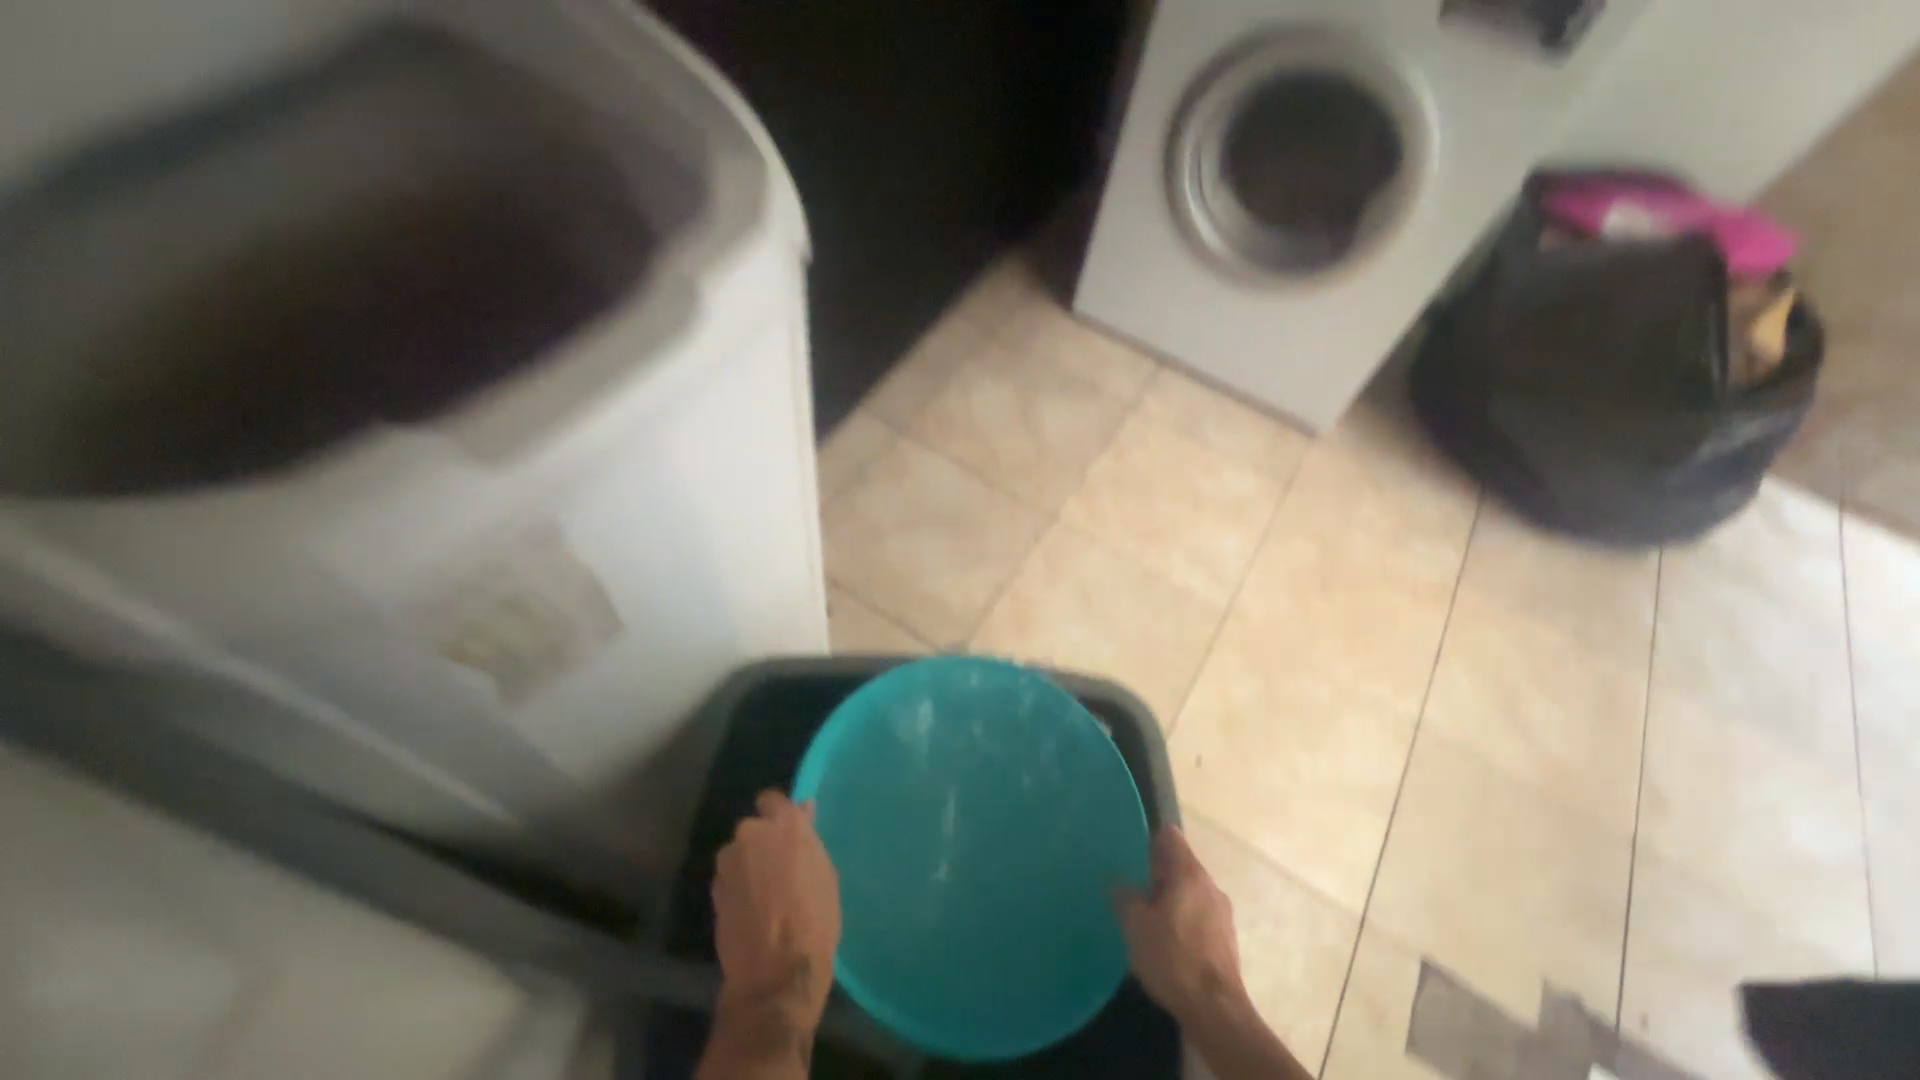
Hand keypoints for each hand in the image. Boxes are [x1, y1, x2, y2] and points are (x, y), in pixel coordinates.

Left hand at [711, 790, 841, 1027]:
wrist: (776, 971)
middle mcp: (750, 834)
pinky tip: (752, 910)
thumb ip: (807, 839)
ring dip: (748, 866)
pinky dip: (738, 888)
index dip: (779, 814)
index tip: (788, 833)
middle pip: (754, 829)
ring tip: (765, 895)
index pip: (772, 800)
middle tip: (780, 869)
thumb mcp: (825, 874)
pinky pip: (729, 878)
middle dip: (762, 843)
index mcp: (784, 824)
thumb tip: (802, 811)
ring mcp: (727, 862)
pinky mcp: (713, 889)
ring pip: (739, 855)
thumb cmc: (815, 919)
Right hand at [1114, 825, 1246, 1021]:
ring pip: (1190, 892)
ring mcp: (1222, 914)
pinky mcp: (1226, 940)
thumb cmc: (1172, 958)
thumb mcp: (1135, 925)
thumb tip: (1119, 884)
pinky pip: (1199, 915)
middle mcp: (1210, 887)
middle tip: (1131, 884)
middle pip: (1182, 866)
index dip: (1151, 838)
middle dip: (1157, 872)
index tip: (1132, 848)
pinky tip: (1165, 940)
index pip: (1172, 837)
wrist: (1214, 1009)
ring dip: (1170, 897)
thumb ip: (1124, 897)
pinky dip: (1182, 918)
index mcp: (1189, 874)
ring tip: (1145, 914)